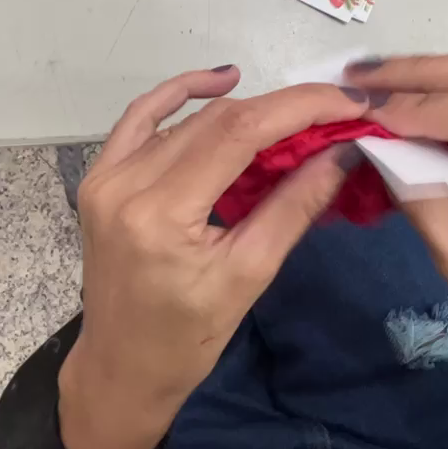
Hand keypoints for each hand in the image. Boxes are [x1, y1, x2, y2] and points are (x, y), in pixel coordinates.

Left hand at [60, 66, 369, 448]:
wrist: (120, 366)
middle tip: (331, 116)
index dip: (298, 107)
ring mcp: (104, 178)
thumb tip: (342, 150)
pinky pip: (140, 120)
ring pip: (184, 121)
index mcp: (161, 214)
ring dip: (241, 112)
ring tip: (293, 118)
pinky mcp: (98, 179)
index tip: (348, 101)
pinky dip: (178, 96)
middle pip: (213, 121)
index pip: (238, 133)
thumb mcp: (248, 276)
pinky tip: (221, 82)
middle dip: (279, 111)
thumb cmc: (187, 339)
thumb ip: (293, 206)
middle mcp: (125, 184)